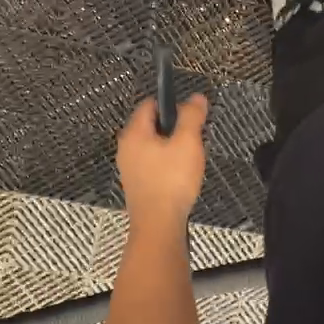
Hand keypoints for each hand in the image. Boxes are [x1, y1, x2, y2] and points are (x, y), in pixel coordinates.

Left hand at [116, 95, 208, 228]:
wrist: (160, 224)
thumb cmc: (171, 183)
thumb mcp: (188, 142)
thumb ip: (192, 117)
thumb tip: (196, 99)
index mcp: (135, 134)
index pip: (150, 104)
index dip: (172, 105)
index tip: (190, 114)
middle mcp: (127, 149)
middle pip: (152, 126)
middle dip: (174, 129)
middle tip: (193, 139)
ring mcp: (131, 168)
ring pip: (154, 146)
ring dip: (172, 148)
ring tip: (189, 159)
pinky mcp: (138, 184)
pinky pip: (154, 164)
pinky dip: (168, 165)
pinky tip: (181, 176)